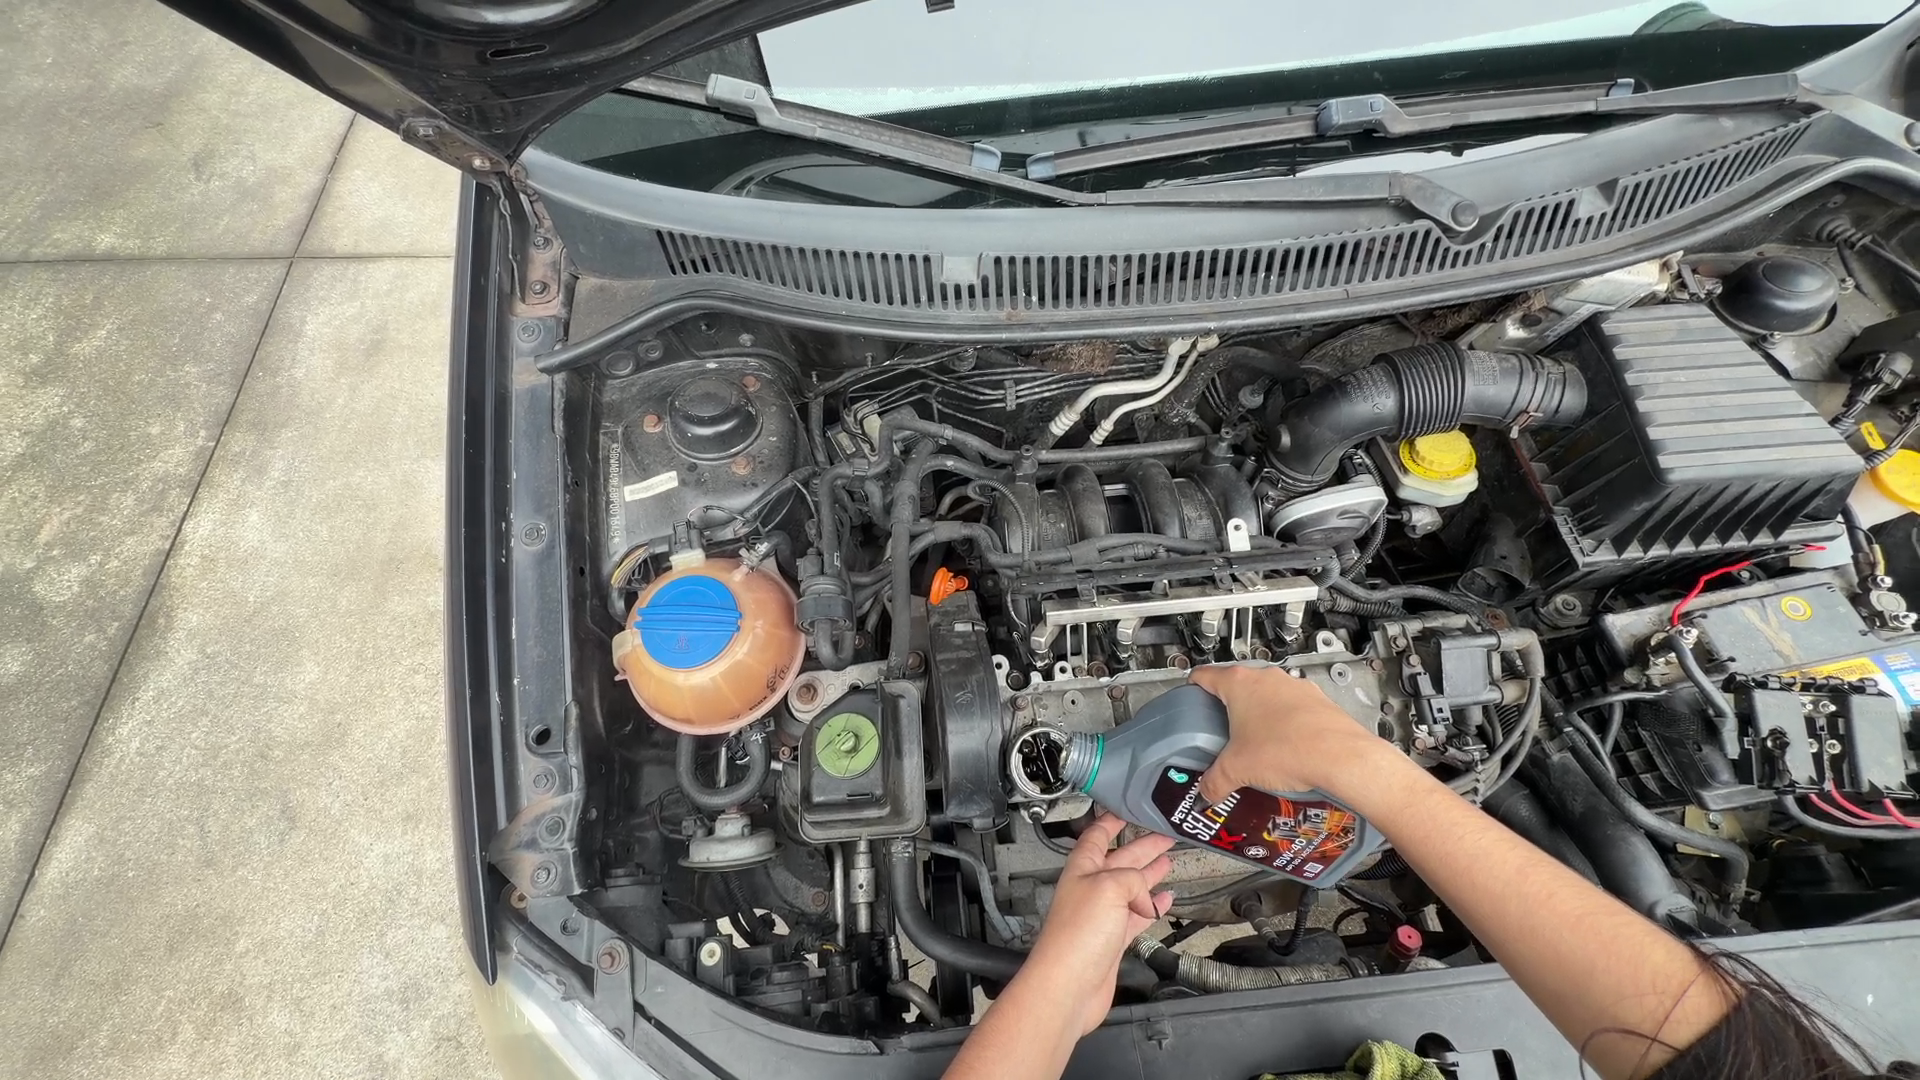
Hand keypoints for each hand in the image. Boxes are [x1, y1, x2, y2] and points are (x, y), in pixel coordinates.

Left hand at [1023, 814, 1174, 1033]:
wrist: (1070, 984)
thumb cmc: (1077, 934)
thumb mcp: (1109, 888)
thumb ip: (1132, 879)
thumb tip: (1146, 893)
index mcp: (1083, 865)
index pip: (1099, 833)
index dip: (1113, 820)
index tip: (1128, 808)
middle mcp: (1092, 886)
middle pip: (1121, 858)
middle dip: (1142, 845)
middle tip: (1164, 835)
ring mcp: (1102, 913)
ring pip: (1131, 886)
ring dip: (1150, 873)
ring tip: (1168, 860)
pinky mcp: (1113, 938)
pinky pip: (1137, 914)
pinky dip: (1153, 905)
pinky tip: (1166, 899)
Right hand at [1187, 663, 1396, 803]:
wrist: (1342, 758)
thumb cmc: (1290, 749)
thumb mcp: (1238, 769)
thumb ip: (1215, 780)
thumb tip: (1207, 791)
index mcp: (1239, 683)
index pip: (1204, 675)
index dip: (1193, 687)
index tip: (1191, 698)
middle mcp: (1267, 678)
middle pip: (1235, 684)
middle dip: (1228, 706)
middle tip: (1223, 730)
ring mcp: (1295, 686)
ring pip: (1266, 694)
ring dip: (1259, 712)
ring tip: (1257, 741)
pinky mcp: (1318, 700)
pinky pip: (1293, 707)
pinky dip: (1286, 721)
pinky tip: (1287, 746)